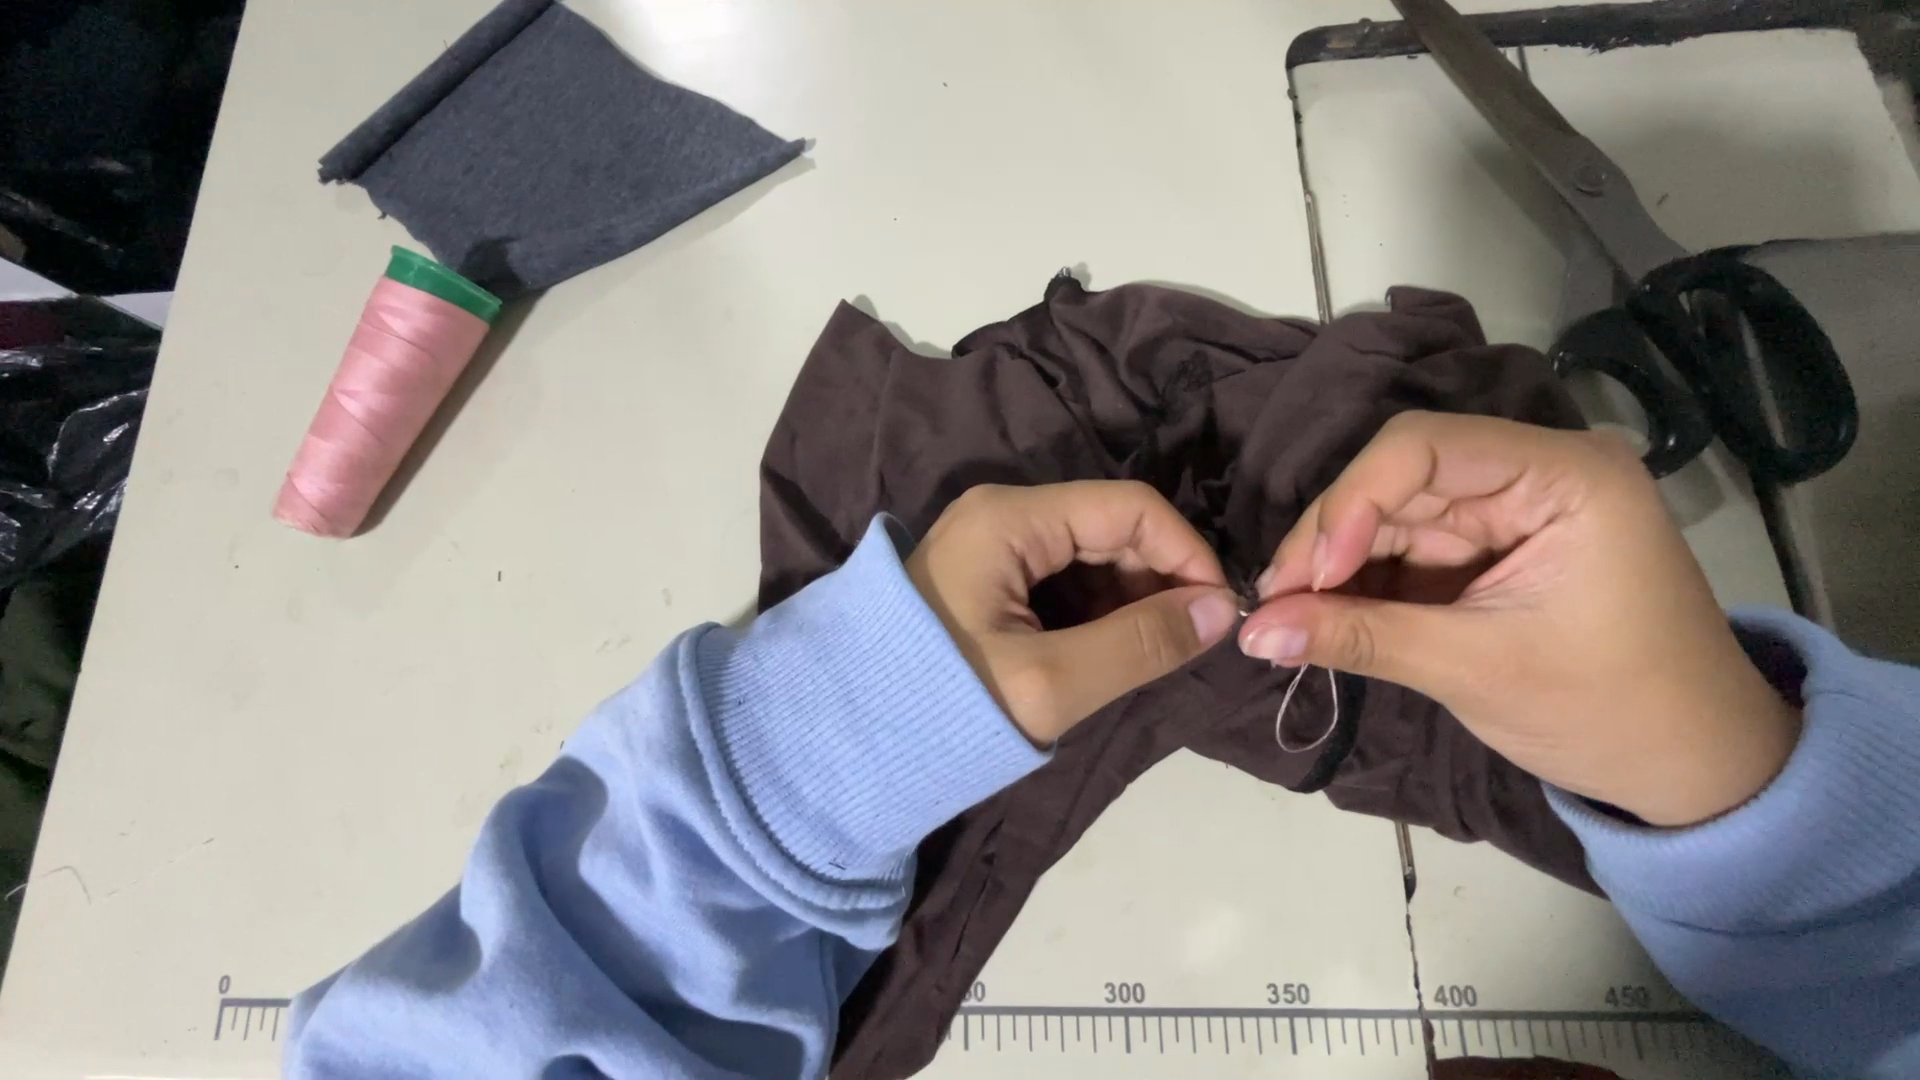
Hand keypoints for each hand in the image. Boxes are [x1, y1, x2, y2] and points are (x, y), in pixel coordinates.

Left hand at [907, 481, 1240, 744]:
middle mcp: (1001, 514)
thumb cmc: (944, 704)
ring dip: (1129, 599)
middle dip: (1157, 579)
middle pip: (1110, 526)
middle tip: (1185, 644)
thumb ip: (1140, 644)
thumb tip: (1223, 611)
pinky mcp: (988, 575)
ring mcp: (991, 543)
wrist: (848, 737)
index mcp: (1009, 519)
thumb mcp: (1050, 682)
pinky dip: (1095, 611)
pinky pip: (1061, 579)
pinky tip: (1107, 651)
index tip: (1219, 614)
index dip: (1185, 552)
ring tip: (1145, 655)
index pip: (1129, 508)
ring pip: (1090, 554)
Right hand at [1237, 412, 1800, 826]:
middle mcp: (1523, 477)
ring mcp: (1495, 513)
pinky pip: (1389, 551)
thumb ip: (1357, 638)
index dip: (1352, 501)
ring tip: (1282, 616)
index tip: (1312, 577)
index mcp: (1561, 477)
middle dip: (1325, 541)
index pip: (1423, 448)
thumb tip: (1251, 634)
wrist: (1686, 770)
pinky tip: (1314, 614)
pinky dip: (1348, 584)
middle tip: (1273, 604)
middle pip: (1389, 481)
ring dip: (1326, 566)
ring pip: (1378, 516)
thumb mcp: (1474, 670)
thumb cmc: (1608, 711)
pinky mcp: (1471, 551)